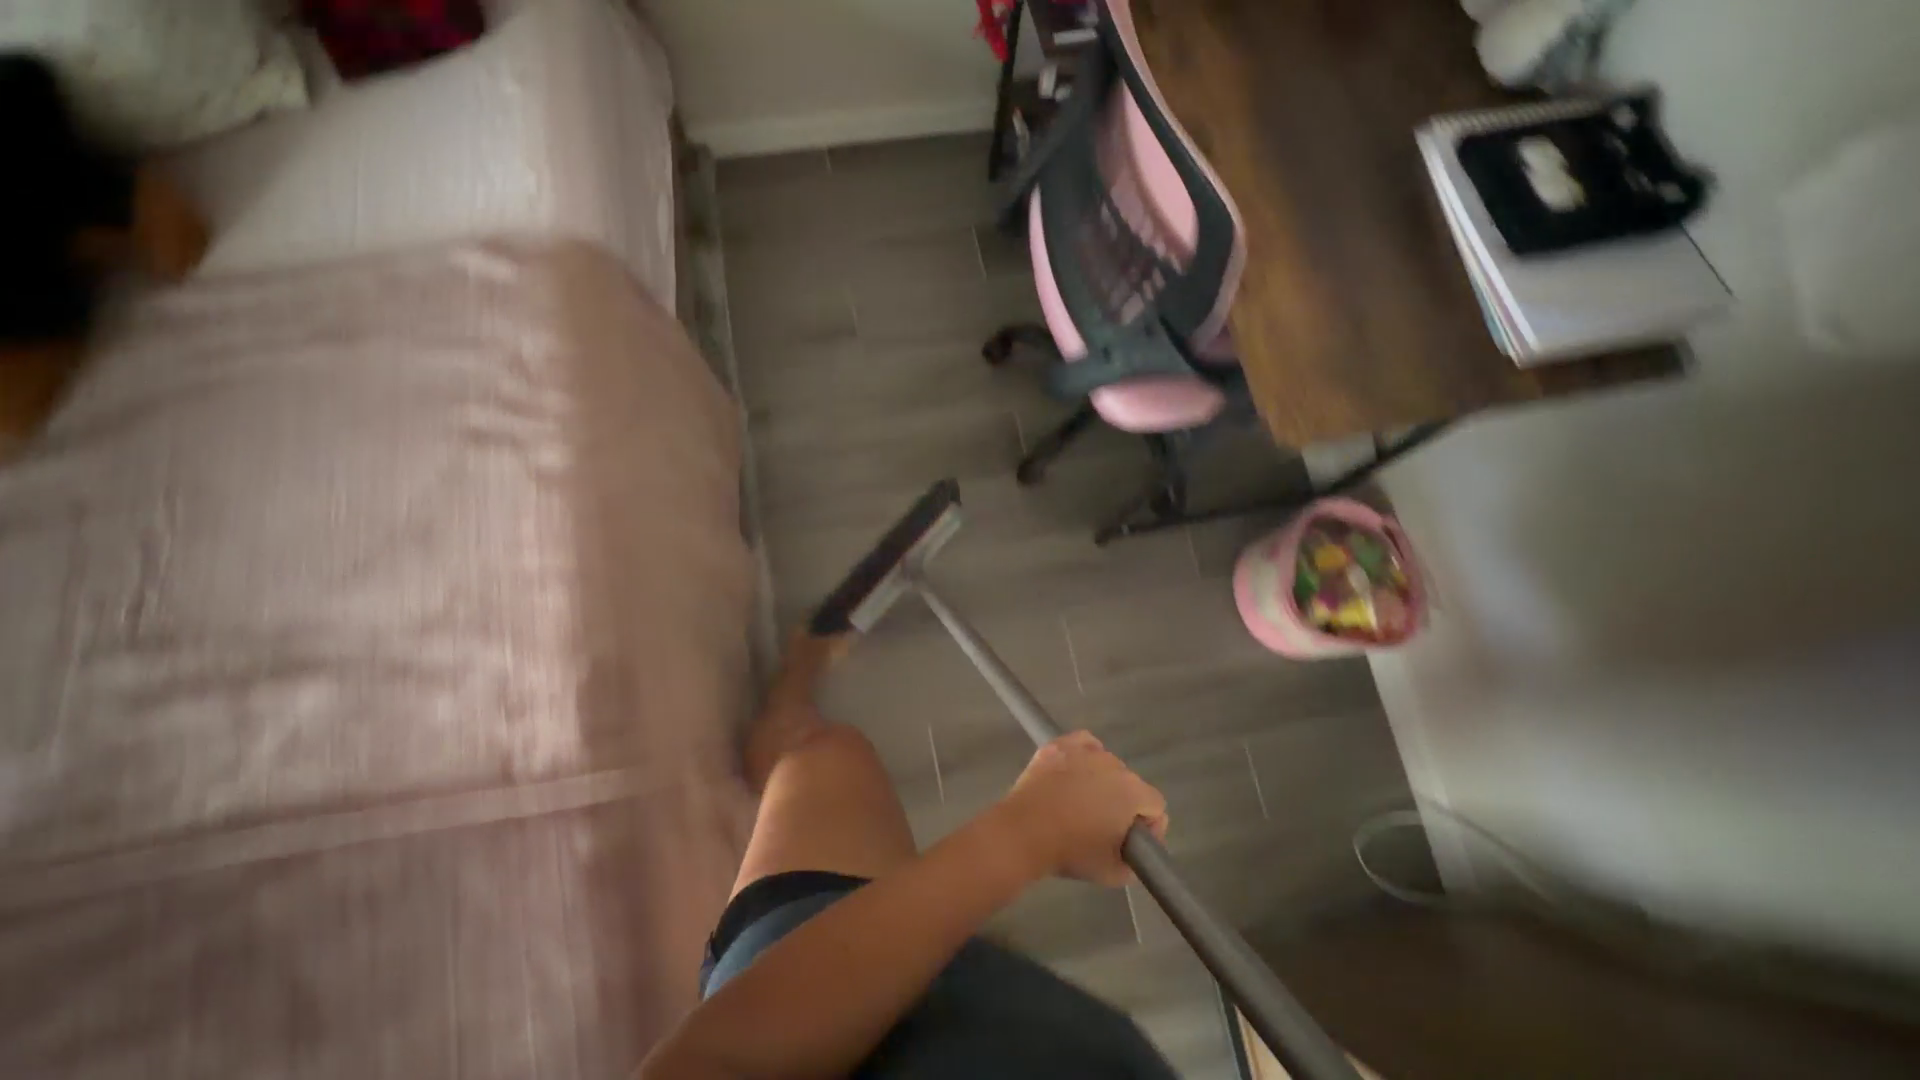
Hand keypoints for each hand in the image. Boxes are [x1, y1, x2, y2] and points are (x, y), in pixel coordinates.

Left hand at [993, 732, 1168, 886]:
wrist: (1024, 833)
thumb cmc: (1071, 852)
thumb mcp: (1112, 873)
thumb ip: (1134, 863)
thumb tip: (1134, 853)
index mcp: (1133, 793)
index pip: (1156, 806)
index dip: (1149, 827)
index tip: (1132, 843)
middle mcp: (1114, 765)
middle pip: (1131, 784)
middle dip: (1124, 805)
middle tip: (1103, 826)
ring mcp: (1085, 752)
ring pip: (1107, 764)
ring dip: (1103, 781)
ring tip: (1083, 802)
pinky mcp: (1059, 746)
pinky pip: (1083, 743)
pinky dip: (1084, 754)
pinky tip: (1076, 770)